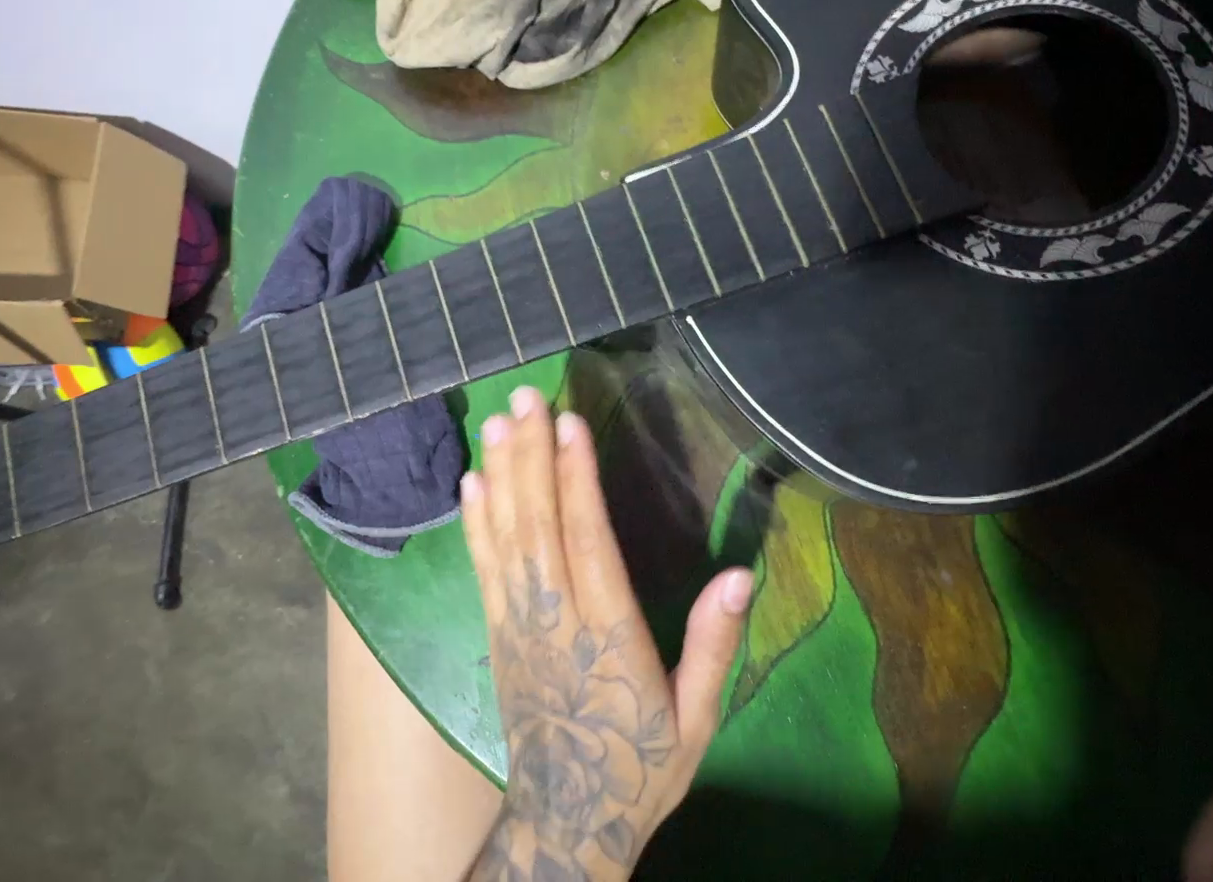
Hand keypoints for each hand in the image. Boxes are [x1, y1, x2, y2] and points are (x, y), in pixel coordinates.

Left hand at [461, 386, 753, 881]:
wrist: (568, 815)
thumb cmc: (641, 763)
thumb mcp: (696, 718)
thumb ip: (713, 645)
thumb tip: (740, 575)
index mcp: (609, 633)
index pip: (588, 540)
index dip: (576, 479)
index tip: (569, 424)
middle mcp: (555, 617)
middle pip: (538, 524)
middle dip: (532, 456)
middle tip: (525, 398)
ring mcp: (517, 622)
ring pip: (505, 536)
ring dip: (500, 474)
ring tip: (497, 422)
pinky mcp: (497, 630)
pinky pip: (482, 566)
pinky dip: (475, 520)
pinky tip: (471, 482)